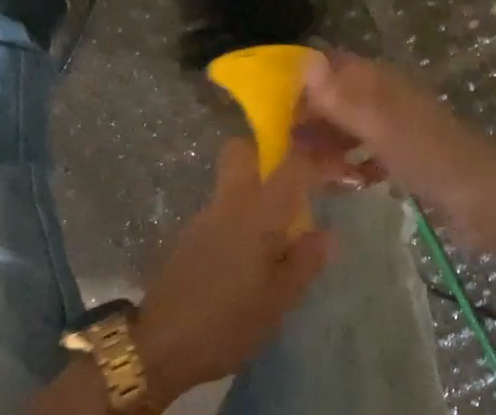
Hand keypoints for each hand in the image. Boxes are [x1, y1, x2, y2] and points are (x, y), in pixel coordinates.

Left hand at [134, 139, 334, 402]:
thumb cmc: (228, 322)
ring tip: (276, 232)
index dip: (316, 159)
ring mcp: (202, 217)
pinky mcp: (187, 236)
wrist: (161, 344)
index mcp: (257, 213)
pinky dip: (238, 219)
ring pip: (230, 182)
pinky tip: (246, 256)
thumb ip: (304, 262)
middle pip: (242, 151)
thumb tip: (327, 233)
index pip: (291, 166)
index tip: (335, 166)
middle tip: (292, 182)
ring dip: (253, 191)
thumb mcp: (278, 301)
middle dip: (266, 154)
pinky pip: (219, 211)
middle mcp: (228, 203)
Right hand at [298, 51, 495, 249]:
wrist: (489, 205)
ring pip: (349, 127)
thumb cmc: (433, 159)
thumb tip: (303, 60)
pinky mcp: (407, 157)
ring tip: (306, 172)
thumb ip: (342, 96)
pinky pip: (367, 153)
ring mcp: (397, 128)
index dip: (299, 80)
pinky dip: (352, 164)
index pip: (330, 65)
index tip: (270, 107)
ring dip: (327, 145)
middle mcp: (386, 97)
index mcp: (380, 81)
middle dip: (309, 118)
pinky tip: (344, 184)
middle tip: (283, 149)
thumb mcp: (382, 127)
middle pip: (336, 97)